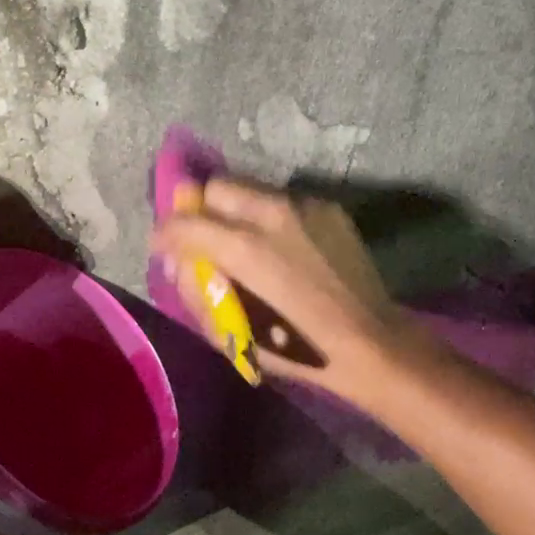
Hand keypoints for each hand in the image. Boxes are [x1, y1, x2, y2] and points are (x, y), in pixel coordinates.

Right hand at [152, 179, 432, 404]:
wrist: (371, 342)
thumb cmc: (297, 348)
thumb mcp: (232, 333)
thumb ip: (196, 290)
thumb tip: (178, 262)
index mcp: (244, 247)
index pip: (184, 221)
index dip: (165, 233)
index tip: (163, 246)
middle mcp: (271, 212)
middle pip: (217, 186)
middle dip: (202, 208)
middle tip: (204, 237)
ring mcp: (304, 205)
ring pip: (251, 189)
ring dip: (237, 211)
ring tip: (245, 243)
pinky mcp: (328, 208)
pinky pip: (284, 201)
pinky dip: (271, 218)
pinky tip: (283, 248)